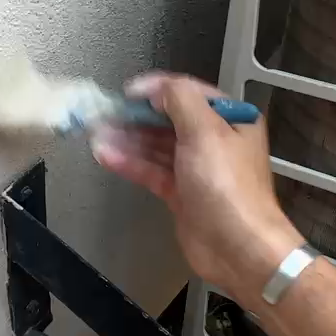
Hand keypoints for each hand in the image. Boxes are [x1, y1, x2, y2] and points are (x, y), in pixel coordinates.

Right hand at [90, 73, 304, 302]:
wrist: (237, 248)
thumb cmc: (228, 188)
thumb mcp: (205, 131)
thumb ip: (179, 100)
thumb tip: (156, 87)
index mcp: (230, 120)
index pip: (188, 94)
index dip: (156, 90)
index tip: (127, 93)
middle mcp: (215, 141)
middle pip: (168, 120)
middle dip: (135, 117)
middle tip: (104, 113)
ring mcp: (196, 169)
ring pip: (156, 146)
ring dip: (127, 139)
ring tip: (97, 133)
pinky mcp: (181, 193)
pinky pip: (151, 171)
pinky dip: (130, 163)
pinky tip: (107, 155)